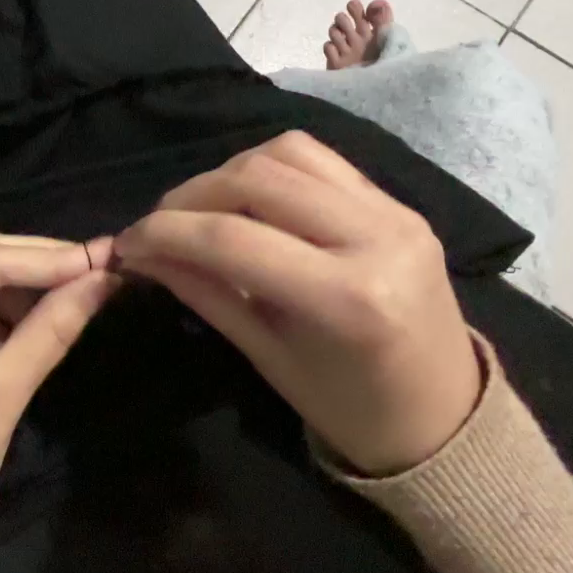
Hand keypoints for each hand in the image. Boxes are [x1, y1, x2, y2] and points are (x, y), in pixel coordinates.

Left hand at [0, 233, 118, 572]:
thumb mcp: (2, 393)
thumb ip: (52, 328)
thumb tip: (106, 278)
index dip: (49, 257)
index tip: (107, 258)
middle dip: (38, 265)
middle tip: (100, 270)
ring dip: (22, 287)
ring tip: (75, 298)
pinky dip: (1, 309)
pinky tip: (36, 321)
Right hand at [115, 132, 481, 476]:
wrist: (444, 418)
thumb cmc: (349, 409)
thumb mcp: (267, 357)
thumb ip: (204, 292)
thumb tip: (142, 252)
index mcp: (347, 299)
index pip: (232, 240)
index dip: (166, 233)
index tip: (127, 243)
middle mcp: (377, 237)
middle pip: (257, 181)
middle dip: (190, 197)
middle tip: (157, 226)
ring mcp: (394, 211)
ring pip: (286, 154)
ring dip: (227, 173)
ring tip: (200, 209)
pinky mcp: (397, 201)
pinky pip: (318, 159)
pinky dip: (268, 167)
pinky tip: (246, 197)